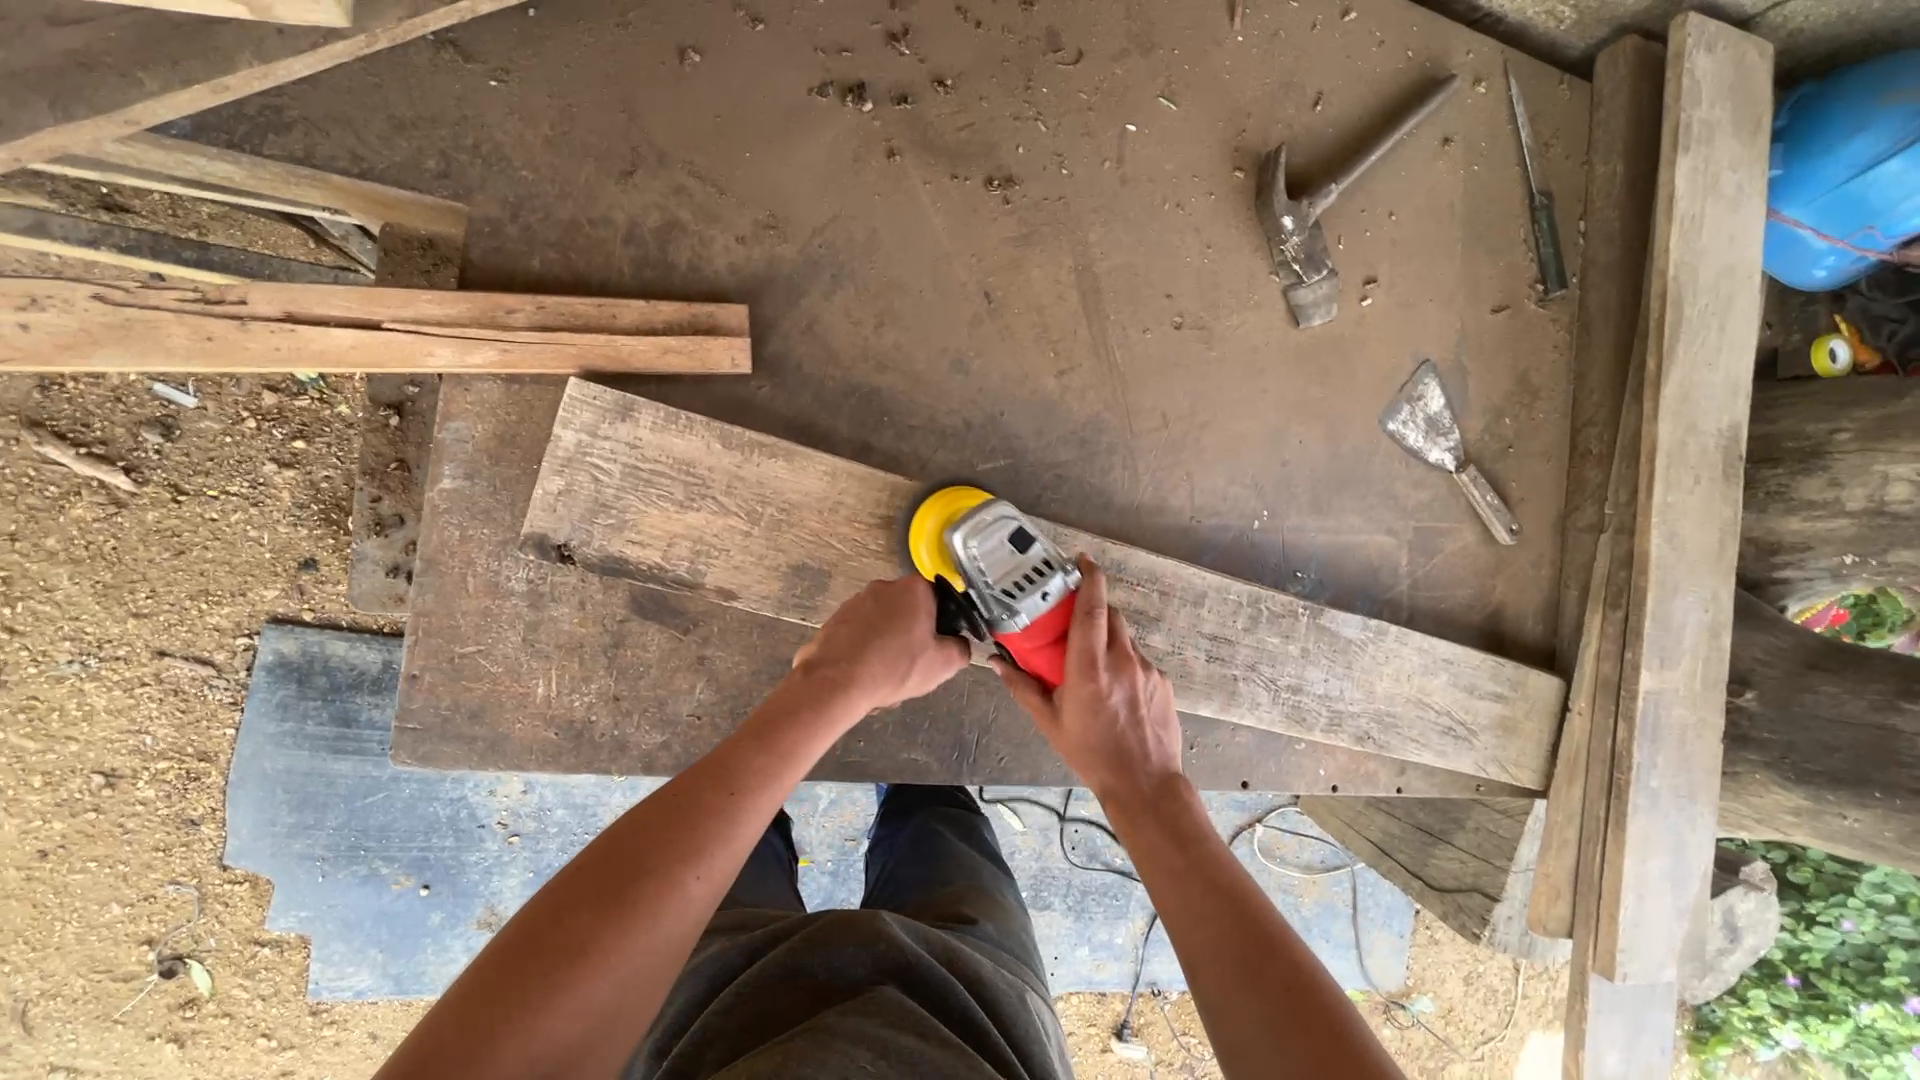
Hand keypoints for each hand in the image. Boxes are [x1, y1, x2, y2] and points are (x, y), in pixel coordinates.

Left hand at [792, 575, 970, 712]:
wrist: (835, 682)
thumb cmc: (895, 667)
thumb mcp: (943, 664)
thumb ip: (961, 649)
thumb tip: (959, 644)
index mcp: (915, 588)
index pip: (940, 599)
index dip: (942, 624)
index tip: (937, 646)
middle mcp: (884, 586)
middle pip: (909, 611)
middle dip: (913, 635)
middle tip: (913, 664)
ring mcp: (856, 600)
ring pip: (884, 623)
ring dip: (889, 644)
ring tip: (886, 674)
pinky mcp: (836, 618)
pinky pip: (861, 633)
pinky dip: (866, 649)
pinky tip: (865, 673)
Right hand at [992, 556, 1183, 805]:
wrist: (1145, 783)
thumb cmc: (1092, 753)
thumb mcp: (1050, 722)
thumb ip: (1023, 687)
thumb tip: (997, 663)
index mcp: (1090, 668)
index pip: (1091, 608)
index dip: (1089, 578)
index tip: (1082, 560)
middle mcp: (1121, 661)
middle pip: (1109, 615)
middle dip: (1092, 610)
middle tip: (1074, 622)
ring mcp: (1147, 669)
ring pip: (1124, 638)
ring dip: (1107, 640)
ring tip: (1094, 667)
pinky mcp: (1163, 681)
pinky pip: (1138, 659)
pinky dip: (1124, 663)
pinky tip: (1116, 692)